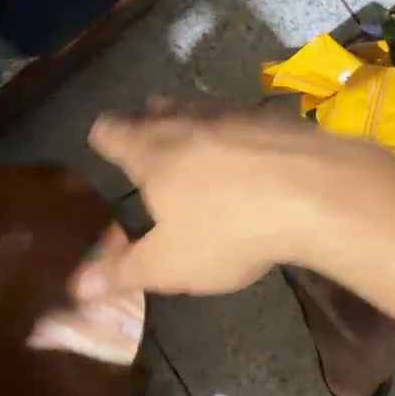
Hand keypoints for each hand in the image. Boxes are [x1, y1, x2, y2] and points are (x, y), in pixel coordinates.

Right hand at [73, 101, 390, 299]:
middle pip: (156, 109)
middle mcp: (188, 121)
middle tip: (146, 138)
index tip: (103, 143)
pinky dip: (240, 135)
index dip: (104, 138)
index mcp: (152, 150)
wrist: (316, 192)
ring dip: (194, 123)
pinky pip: (246, 121)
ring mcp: (236, 115)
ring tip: (196, 142)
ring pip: (202, 109)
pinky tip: (254, 155)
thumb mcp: (169, 264)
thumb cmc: (228, 229)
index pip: (111, 131)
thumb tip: (78, 286)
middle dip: (147, 122)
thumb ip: (123, 271)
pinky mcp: (278, 120)